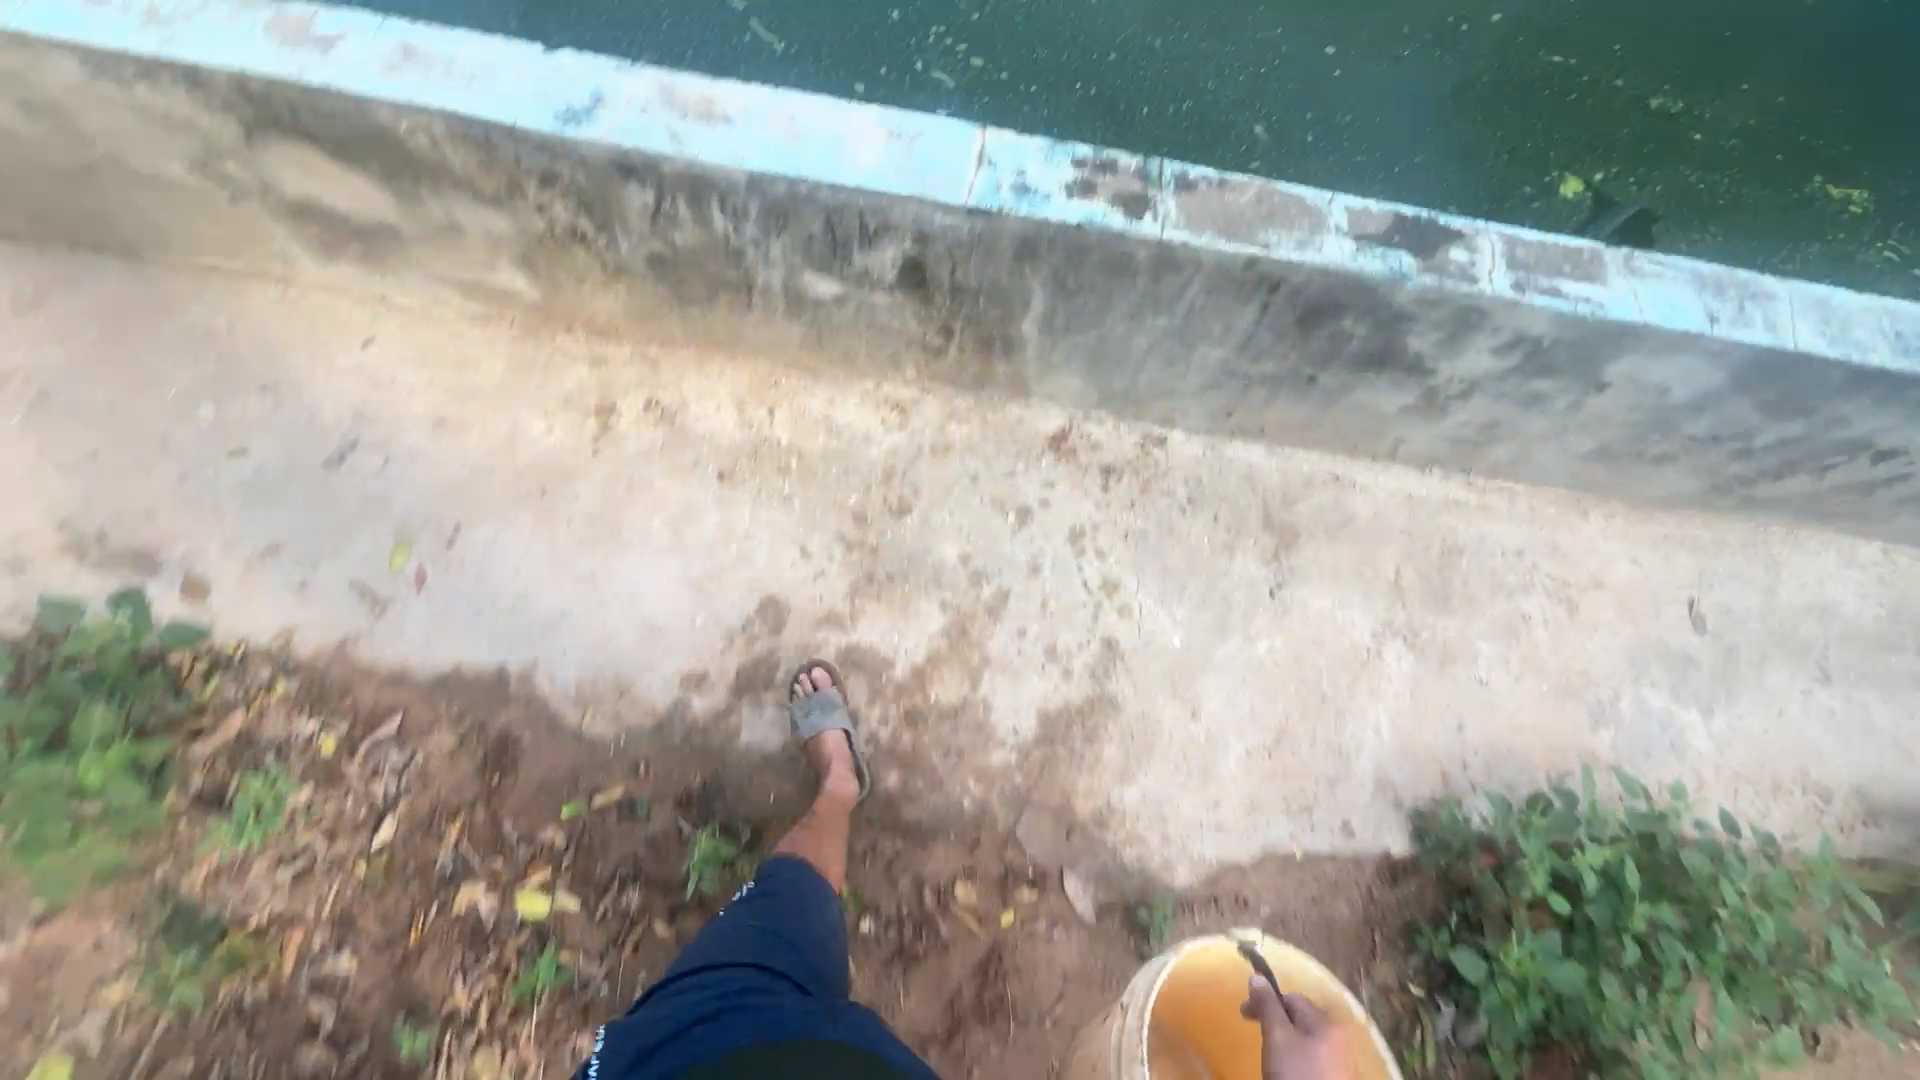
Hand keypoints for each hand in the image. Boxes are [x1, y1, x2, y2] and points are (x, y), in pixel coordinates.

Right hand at [1240, 976, 1354, 1079]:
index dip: (1266, 1001)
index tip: (1245, 1015)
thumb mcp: (1276, 1036)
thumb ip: (1267, 1004)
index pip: (1291, 997)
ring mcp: (1339, 1060)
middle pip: (1299, 1016)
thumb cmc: (1295, 1074)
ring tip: (1272, 1057)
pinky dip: (1296, 1057)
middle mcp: (1337, 1037)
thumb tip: (1257, 976)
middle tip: (1257, 1035)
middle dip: (1275, 1021)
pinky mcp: (1336, 1079)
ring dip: (1284, 1040)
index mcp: (1325, 1021)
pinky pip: (1312, 1057)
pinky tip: (1288, 1072)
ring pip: (1304, 1038)